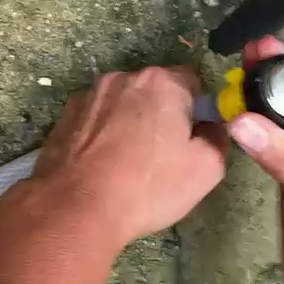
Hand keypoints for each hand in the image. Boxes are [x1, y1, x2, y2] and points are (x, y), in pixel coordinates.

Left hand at [0, 67, 227, 283]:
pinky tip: (102, 163)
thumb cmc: (147, 187)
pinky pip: (96, 117)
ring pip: (122, 103)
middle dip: (162, 113)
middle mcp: (122, 77)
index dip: (197, 107)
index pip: (191, 80)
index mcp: (160, 82)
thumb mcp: (206, 169)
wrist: (76, 206)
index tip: (193, 136)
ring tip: (128, 162)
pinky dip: (103, 132)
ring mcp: (89, 94)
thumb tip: (210, 125)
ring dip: (130, 122)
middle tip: (163, 154)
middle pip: (154, 89)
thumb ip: (217, 138)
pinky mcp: (65, 114)